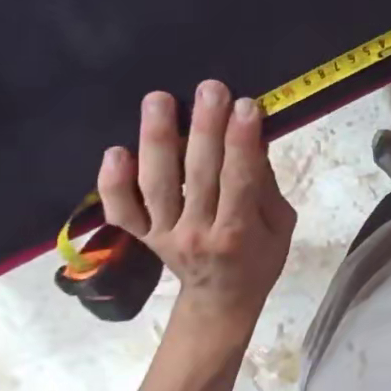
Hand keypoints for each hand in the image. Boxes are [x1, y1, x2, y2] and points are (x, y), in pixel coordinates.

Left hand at [98, 81, 295, 338]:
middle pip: (198, 176)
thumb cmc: (259, 258)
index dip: (242, 143)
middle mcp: (197, 233)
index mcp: (237, 233)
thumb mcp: (279, 224)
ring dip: (157, 140)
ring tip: (159, 101)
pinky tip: (116, 151)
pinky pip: (121, 211)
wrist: (221, 301)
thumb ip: (264, 183)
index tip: (245, 105)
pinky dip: (112, 184)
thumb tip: (252, 133)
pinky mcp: (140, 235)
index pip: (239, 181)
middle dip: (206, 129)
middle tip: (210, 89)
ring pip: (155, 185)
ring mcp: (163, 235)